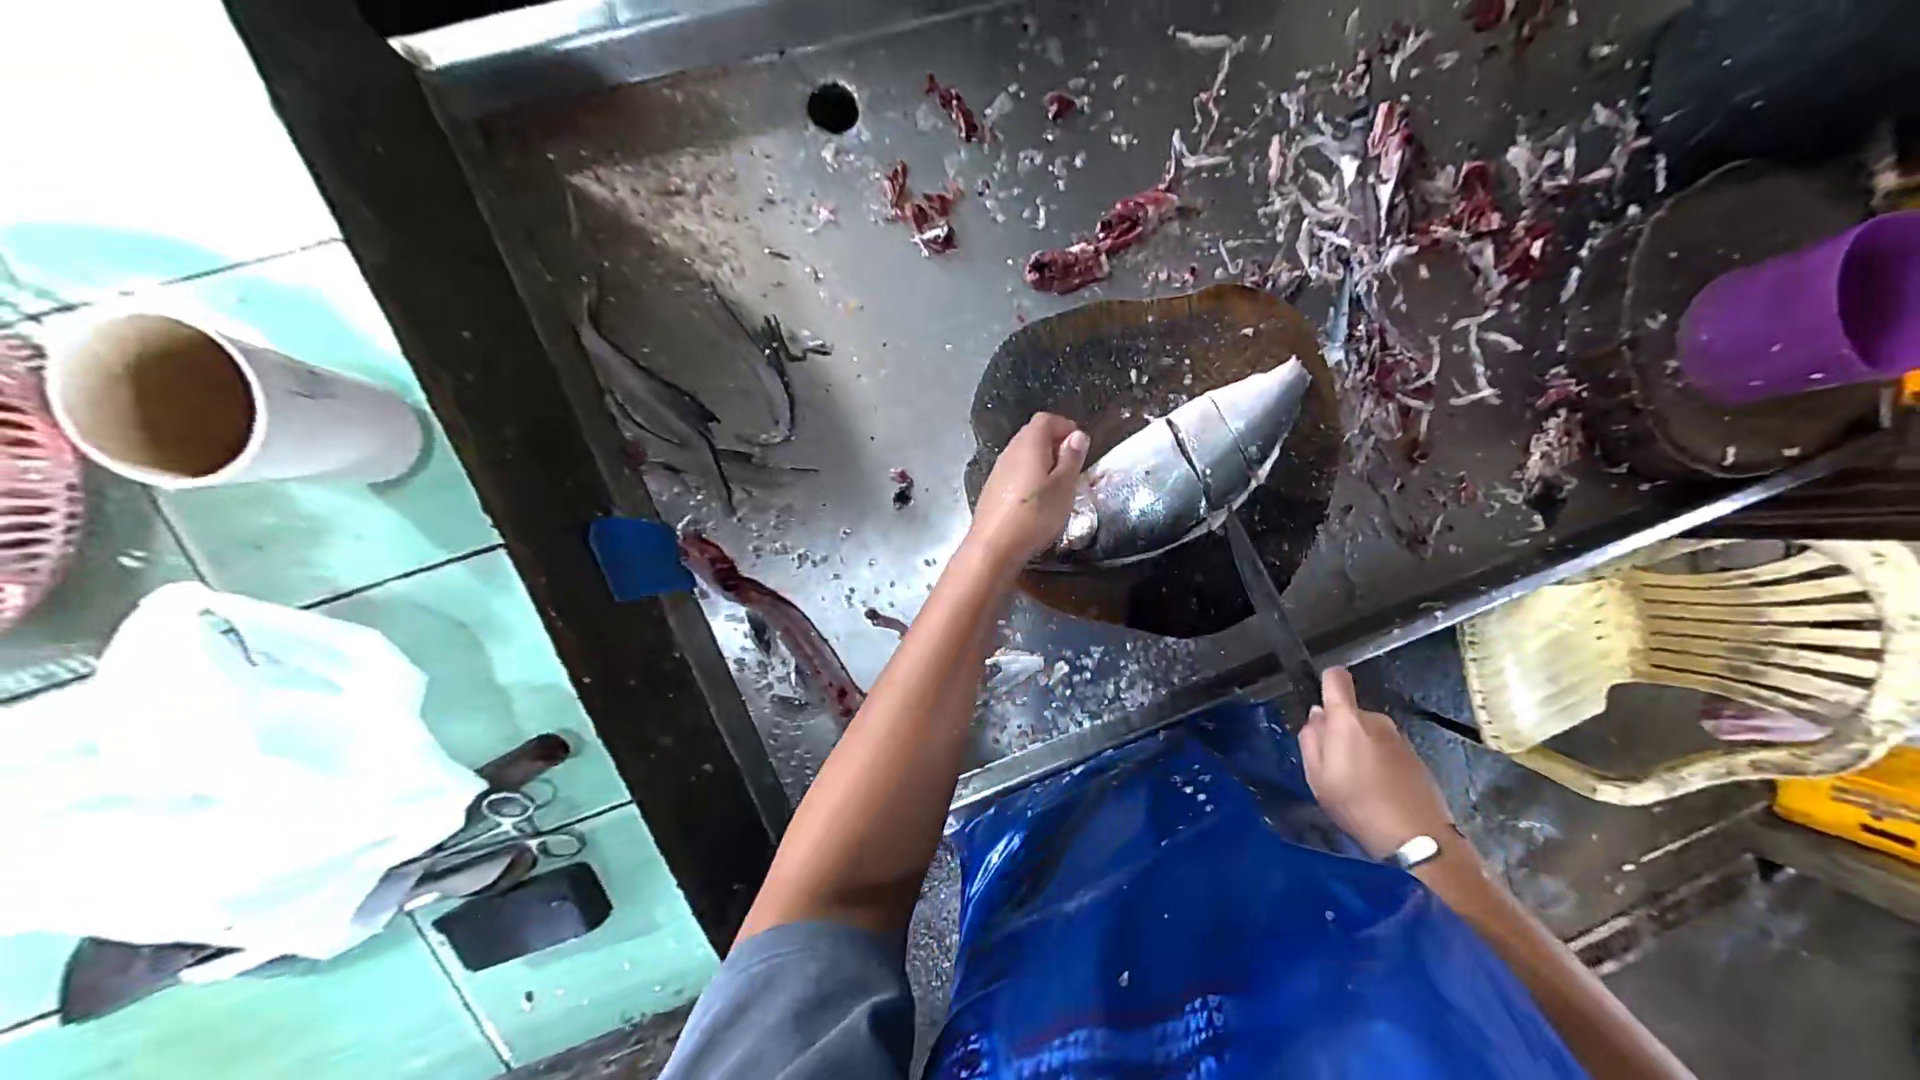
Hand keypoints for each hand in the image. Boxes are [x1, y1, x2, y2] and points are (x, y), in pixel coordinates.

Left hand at [967, 412, 1089, 567]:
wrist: (993, 547)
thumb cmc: (1034, 515)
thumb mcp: (1064, 486)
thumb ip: (1072, 458)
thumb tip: (1077, 435)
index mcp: (1028, 443)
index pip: (1046, 419)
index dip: (1066, 426)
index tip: (1080, 446)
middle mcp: (1009, 451)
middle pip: (1033, 434)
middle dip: (1055, 444)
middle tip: (1072, 466)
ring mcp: (997, 470)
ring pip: (1023, 455)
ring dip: (1042, 462)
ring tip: (1058, 485)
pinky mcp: (992, 490)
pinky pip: (1015, 473)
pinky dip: (1029, 477)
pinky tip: (1037, 500)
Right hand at [1300, 666, 1460, 859]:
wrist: (1419, 839)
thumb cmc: (1357, 805)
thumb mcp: (1317, 777)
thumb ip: (1310, 740)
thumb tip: (1316, 716)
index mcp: (1348, 719)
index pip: (1336, 677)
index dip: (1325, 683)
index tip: (1320, 705)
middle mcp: (1376, 720)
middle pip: (1349, 712)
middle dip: (1339, 730)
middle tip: (1335, 765)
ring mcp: (1399, 738)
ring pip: (1368, 732)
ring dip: (1360, 748)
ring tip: (1358, 782)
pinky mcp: (1416, 757)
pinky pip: (1386, 749)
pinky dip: (1379, 762)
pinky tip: (1379, 790)